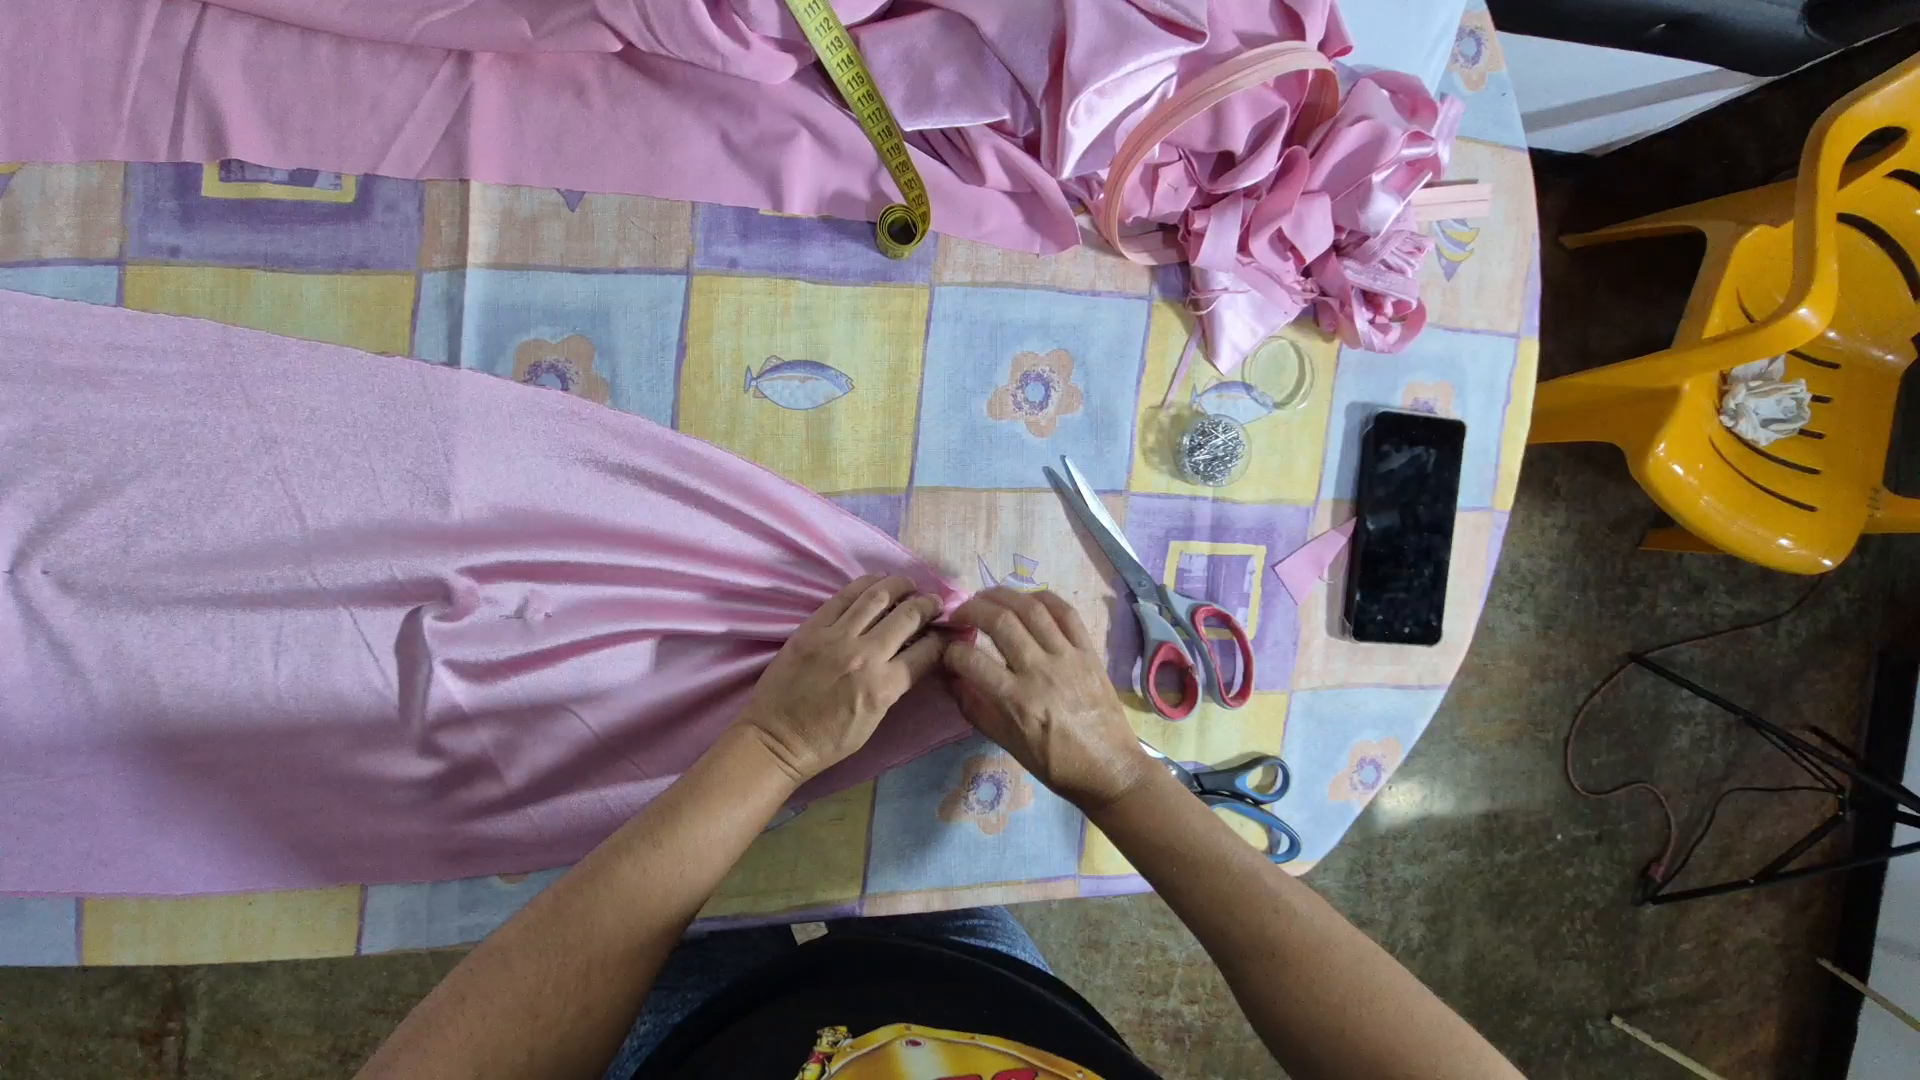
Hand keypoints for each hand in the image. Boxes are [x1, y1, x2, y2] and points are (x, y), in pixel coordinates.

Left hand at [738, 575, 945, 784]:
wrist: (775, 739)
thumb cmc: (828, 741)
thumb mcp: (875, 720)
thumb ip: (896, 685)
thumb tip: (917, 656)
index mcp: (883, 687)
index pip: (927, 651)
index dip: (943, 637)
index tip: (947, 631)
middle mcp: (864, 655)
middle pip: (908, 616)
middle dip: (928, 605)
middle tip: (934, 602)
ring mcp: (836, 637)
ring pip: (878, 596)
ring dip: (901, 585)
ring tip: (910, 584)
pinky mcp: (813, 627)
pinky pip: (844, 596)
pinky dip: (867, 584)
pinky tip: (878, 582)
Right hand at [943, 588, 1155, 809]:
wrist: (1109, 768)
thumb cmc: (1054, 763)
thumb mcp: (1007, 744)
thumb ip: (975, 708)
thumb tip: (950, 677)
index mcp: (1017, 700)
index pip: (971, 660)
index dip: (951, 650)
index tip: (946, 648)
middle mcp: (1041, 671)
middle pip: (1000, 622)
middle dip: (972, 609)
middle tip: (960, 612)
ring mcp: (1068, 657)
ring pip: (1031, 609)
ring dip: (1003, 595)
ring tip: (986, 597)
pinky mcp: (1088, 651)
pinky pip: (1066, 612)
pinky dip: (1043, 597)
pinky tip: (1026, 599)